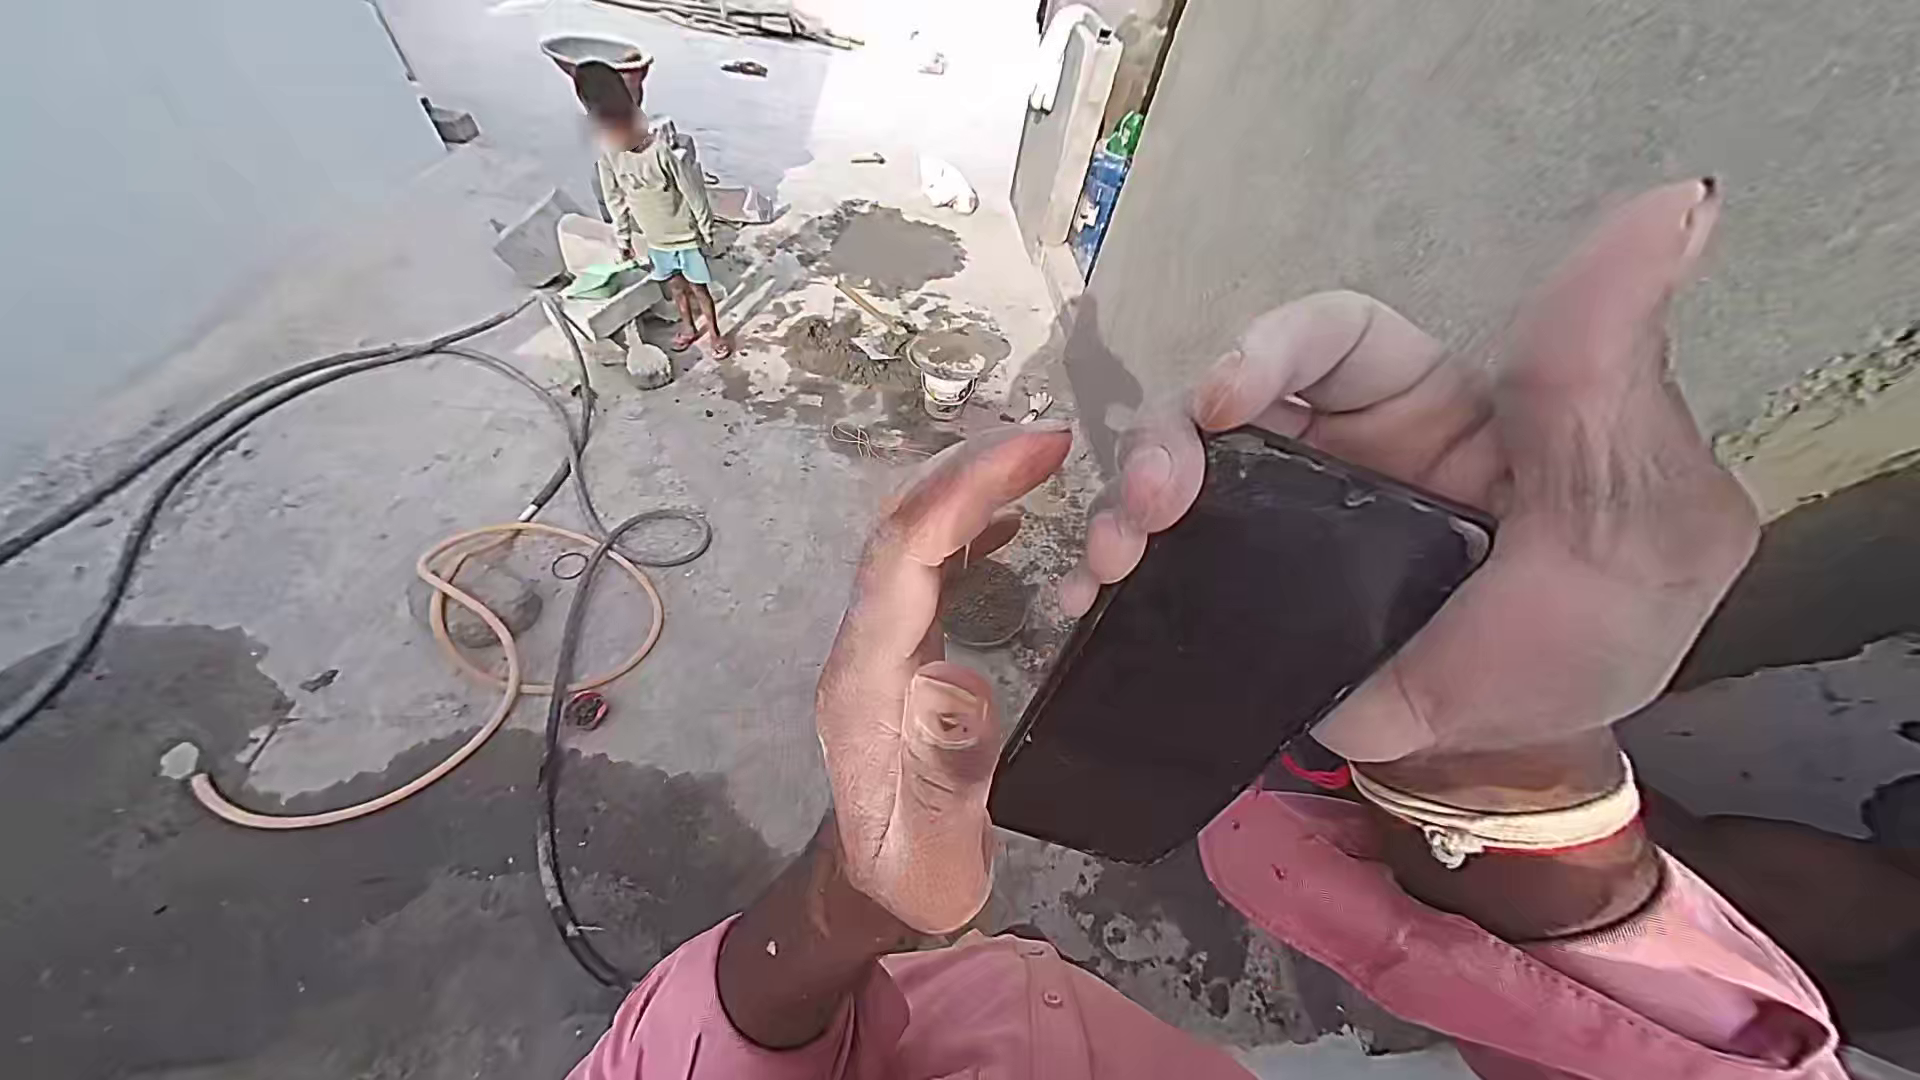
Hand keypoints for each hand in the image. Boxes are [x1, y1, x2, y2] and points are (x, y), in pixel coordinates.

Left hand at [816, 423, 1071, 932]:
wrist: (873, 876)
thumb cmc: (908, 866)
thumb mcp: (932, 846)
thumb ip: (943, 770)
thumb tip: (955, 680)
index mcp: (867, 675)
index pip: (904, 555)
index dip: (963, 492)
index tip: (1034, 451)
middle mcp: (864, 638)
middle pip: (902, 525)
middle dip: (969, 468)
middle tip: (1045, 438)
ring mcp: (879, 633)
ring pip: (913, 533)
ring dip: (969, 485)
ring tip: (1033, 459)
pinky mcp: (900, 639)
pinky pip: (929, 563)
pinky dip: (968, 526)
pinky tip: (1009, 518)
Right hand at [1062, 180, 1756, 765]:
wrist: (1490, 750)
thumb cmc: (1580, 633)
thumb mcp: (1630, 510)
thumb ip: (1604, 381)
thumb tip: (1664, 206)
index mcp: (1405, 407)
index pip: (1323, 337)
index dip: (1262, 348)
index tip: (1224, 398)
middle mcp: (1310, 451)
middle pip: (1208, 412)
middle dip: (1164, 445)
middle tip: (1153, 504)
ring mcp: (1249, 523)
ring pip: (1160, 483)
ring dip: (1121, 511)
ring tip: (1110, 561)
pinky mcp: (1212, 588)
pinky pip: (1147, 565)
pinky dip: (1104, 577)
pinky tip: (1082, 599)